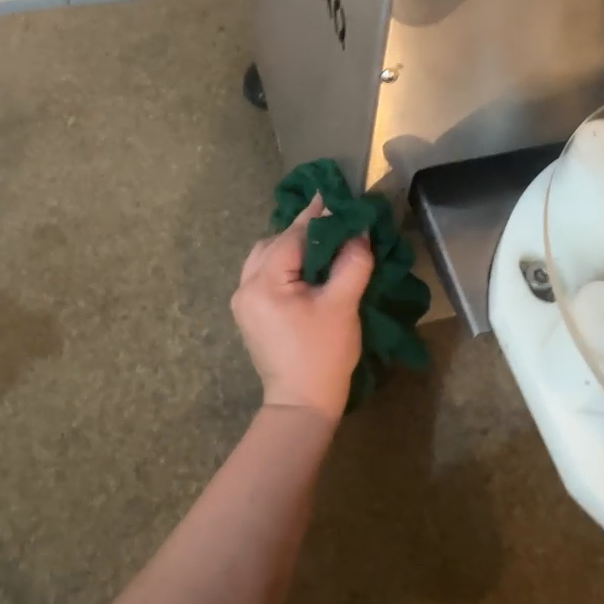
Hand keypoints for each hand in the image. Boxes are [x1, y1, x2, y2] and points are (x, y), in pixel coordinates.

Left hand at [231, 196, 373, 420]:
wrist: (302, 405)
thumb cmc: (323, 355)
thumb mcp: (343, 305)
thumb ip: (352, 262)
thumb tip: (359, 230)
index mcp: (264, 282)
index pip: (293, 237)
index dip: (319, 218)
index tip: (338, 197)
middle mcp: (246, 286)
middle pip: (275, 242)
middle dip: (304, 230)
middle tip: (334, 220)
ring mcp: (244, 301)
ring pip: (266, 256)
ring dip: (292, 246)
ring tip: (322, 242)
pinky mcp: (250, 314)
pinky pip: (265, 274)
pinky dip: (284, 264)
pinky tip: (306, 266)